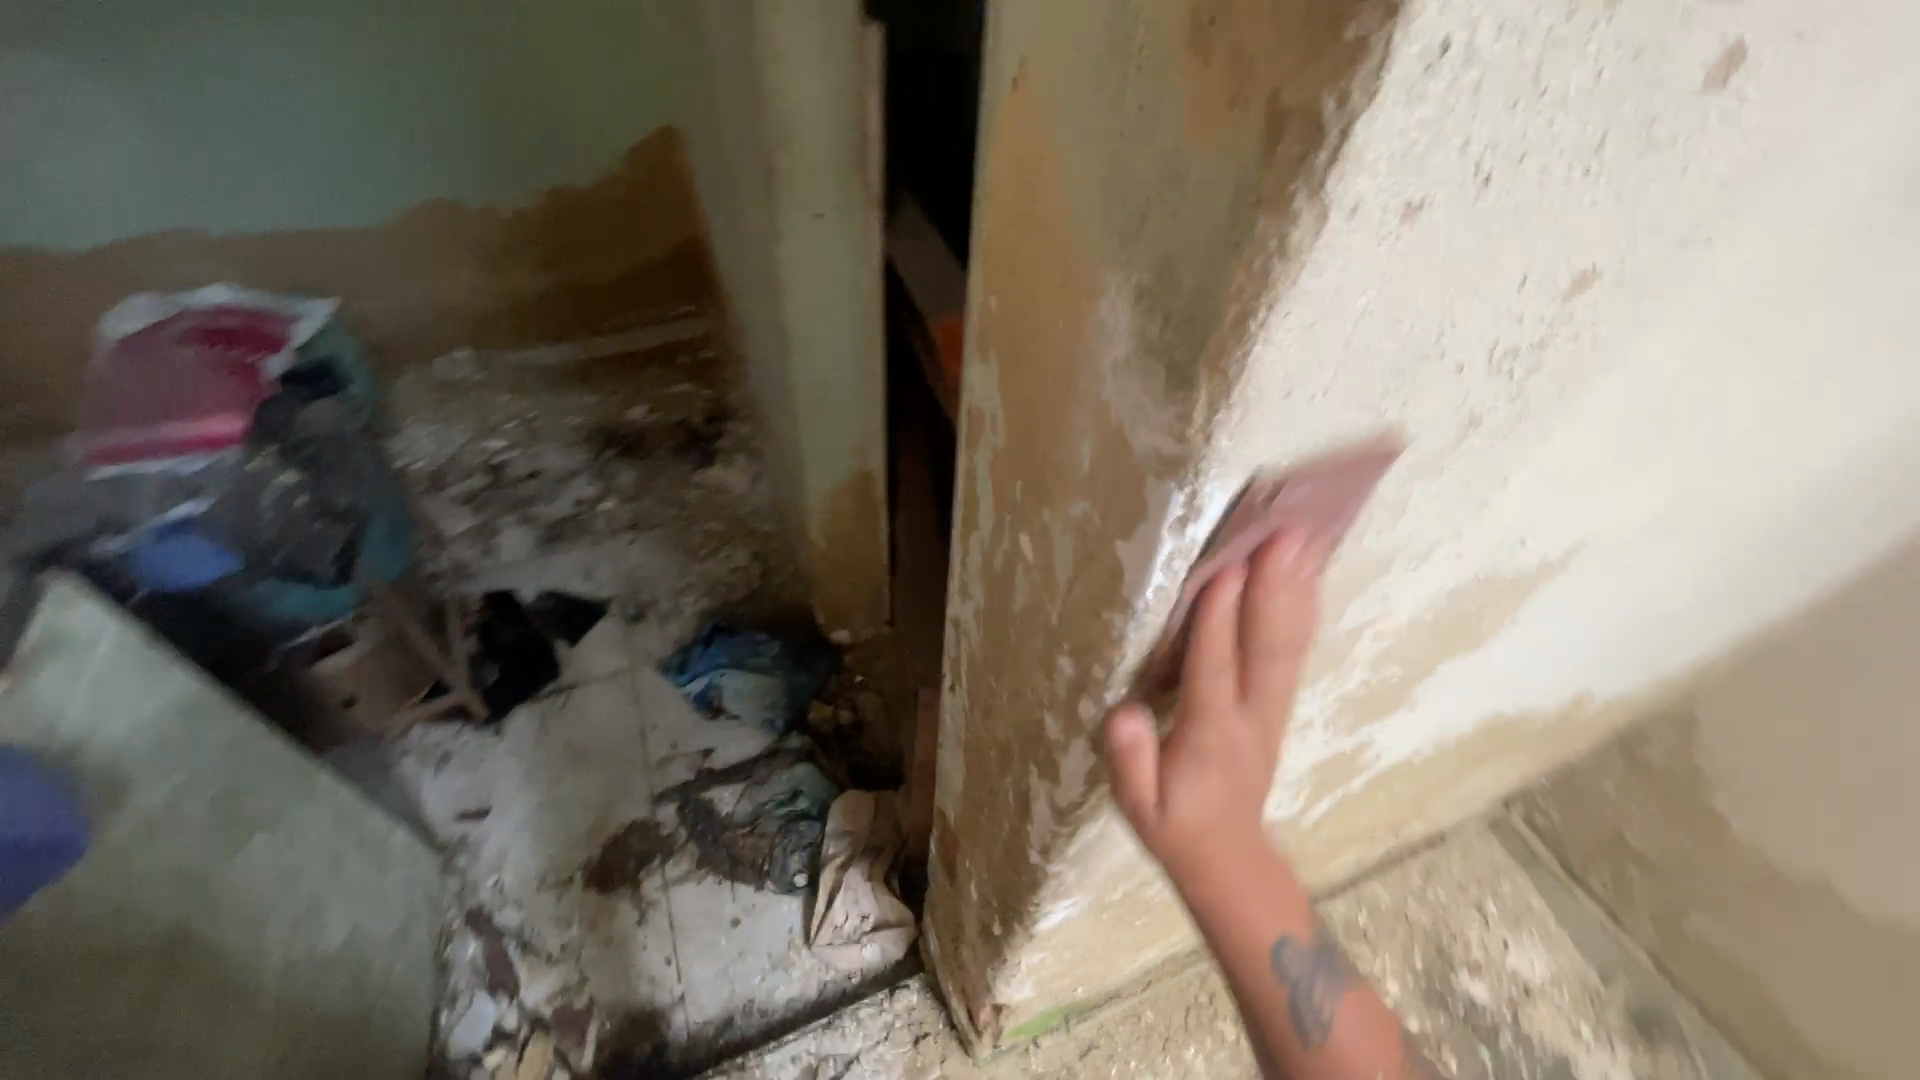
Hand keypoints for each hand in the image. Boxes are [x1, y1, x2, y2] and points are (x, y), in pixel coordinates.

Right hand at [1104, 533, 1324, 878]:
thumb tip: (1125, 714)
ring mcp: (1270, 709)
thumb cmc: (1173, 824)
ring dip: (1296, 591)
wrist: (1227, 856)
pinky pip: (1293, 654)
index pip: (1213, 670)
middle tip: (1285, 538)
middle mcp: (1249, 715)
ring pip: (1288, 645)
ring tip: (1306, 544)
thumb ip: (1131, 761)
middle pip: (1265, 647)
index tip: (1226, 573)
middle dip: (1273, 589)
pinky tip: (1309, 579)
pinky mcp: (1277, 706)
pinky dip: (1303, 613)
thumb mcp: (1138, 806)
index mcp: (1209, 735)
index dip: (1218, 622)